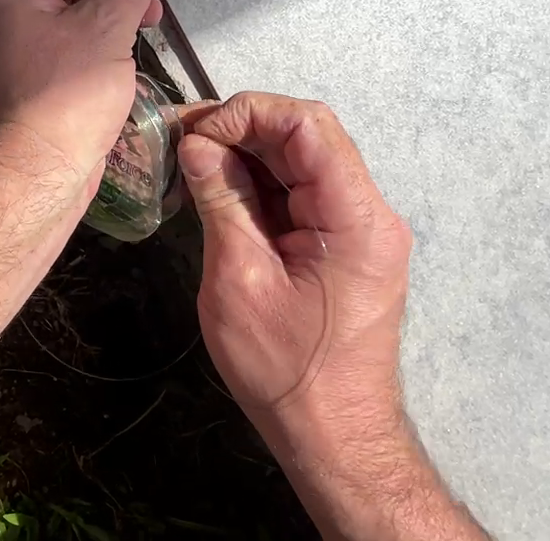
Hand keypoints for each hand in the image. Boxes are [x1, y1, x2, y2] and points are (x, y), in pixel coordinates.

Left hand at [0, 0, 161, 203]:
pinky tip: (113, 62)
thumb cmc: (67, 96)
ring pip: (58, 21)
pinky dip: (82, 49)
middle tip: (153, 13)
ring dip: (101, 23)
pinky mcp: (8, 84)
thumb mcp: (106, 28)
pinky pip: (50, 51)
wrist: (33, 176)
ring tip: (139, 37)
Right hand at [177, 93, 412, 452]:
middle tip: (182, 141)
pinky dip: (254, 179)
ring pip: (298, 158)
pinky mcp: (338, 242)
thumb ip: (220, 200)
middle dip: (239, 127)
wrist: (333, 436)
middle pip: (305, 135)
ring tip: (189, 160)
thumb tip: (195, 143)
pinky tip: (215, 185)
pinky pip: (296, 189)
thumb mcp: (238, 278)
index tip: (198, 135)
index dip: (248, 113)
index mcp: (356, 218)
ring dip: (243, 151)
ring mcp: (356, 227)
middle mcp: (367, 212)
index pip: (308, 125)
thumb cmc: (286, 368)